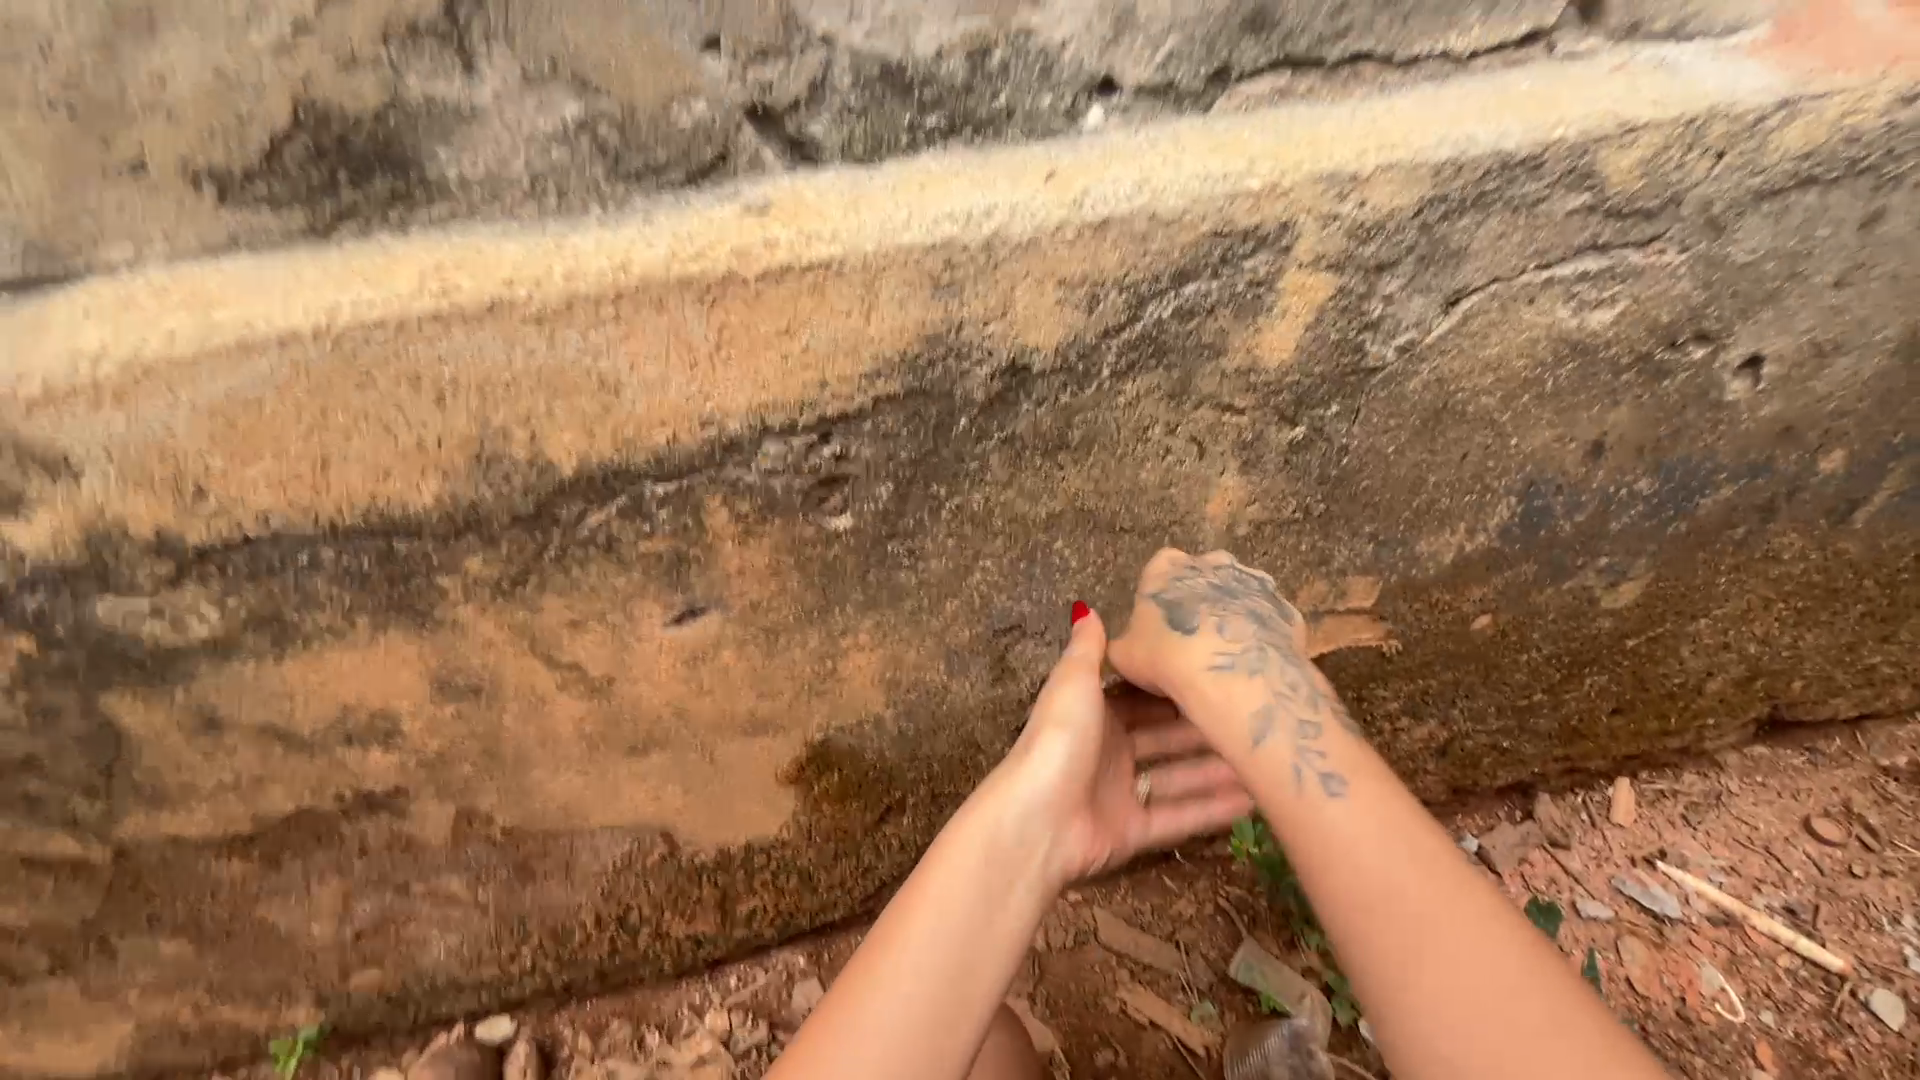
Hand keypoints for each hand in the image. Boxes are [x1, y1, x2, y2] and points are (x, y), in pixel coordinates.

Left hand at [991, 605, 1254, 885]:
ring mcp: (1120, 794)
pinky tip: (1253, 799)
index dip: (1174, 691)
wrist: (1038, 818)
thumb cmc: (1059, 739)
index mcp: (1092, 715)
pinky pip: (1178, 817)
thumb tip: (1086, 607)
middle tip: (1252, 720)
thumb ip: (1088, 648)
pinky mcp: (1132, 832)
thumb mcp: (1073, 683)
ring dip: (1215, 771)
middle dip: (1203, 732)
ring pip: (1176, 778)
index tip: (1218, 678)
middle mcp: (1107, 752)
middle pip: (1163, 739)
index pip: (1140, 700)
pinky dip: (1211, 810)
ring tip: (1264, 760)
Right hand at [1108, 547, 1308, 700]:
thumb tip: (1129, 645)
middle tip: (1191, 644)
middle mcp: (1213, 562)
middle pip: (1203, 578)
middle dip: (1199, 603)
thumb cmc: (1165, 656)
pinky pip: (1268, 622)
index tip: (1158, 631)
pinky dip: (1261, 638)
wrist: (1231, 675)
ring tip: (1224, 658)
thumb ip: (1125, 643)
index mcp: (1166, 565)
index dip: (1158, 602)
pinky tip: (1251, 666)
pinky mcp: (1287, 610)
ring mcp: (1255, 582)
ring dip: (1232, 618)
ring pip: (1240, 597)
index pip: (1158, 572)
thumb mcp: (1123, 655)